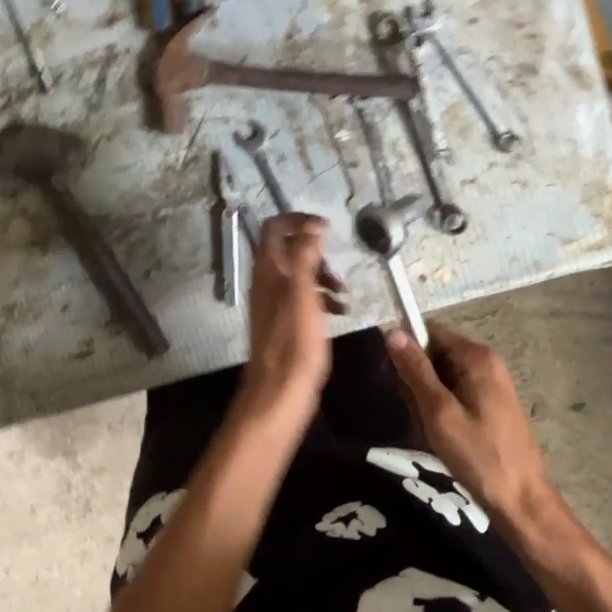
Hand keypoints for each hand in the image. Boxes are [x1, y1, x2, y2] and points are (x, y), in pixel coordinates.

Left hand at [239, 214, 341, 417]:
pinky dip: (321, 297)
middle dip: (315, 251)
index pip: (274, 228)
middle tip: (338, 267)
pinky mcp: (284, 322)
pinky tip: (340, 311)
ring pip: (298, 274)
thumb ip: (305, 257)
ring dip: (322, 276)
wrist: (278, 391)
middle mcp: (265, 281)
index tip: (328, 227)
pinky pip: (302, 297)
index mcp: (267, 270)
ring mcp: (273, 302)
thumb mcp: (302, 294)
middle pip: (288, 249)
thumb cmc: (293, 343)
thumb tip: (312, 226)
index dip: (298, 220)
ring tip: (345, 292)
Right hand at [387, 324, 564, 532]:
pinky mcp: (489, 402)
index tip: (395, 381)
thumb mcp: (438, 412)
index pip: (428, 331)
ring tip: (431, 428)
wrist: (521, 500)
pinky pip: (453, 392)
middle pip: (433, 353)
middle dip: (416, 380)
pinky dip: (440, 409)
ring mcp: (489, 383)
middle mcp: (486, 362)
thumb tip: (392, 332)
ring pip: (439, 375)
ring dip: (426, 398)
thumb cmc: (478, 455)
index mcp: (476, 357)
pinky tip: (442, 433)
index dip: (406, 351)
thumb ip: (415, 370)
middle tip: (419, 414)